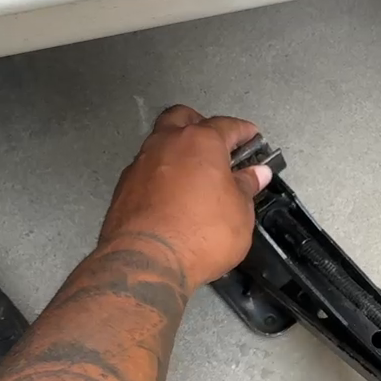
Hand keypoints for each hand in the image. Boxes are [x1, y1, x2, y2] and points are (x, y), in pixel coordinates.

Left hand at [98, 105, 272, 286]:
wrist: (149, 261)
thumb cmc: (195, 234)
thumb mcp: (240, 212)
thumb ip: (247, 187)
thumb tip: (255, 175)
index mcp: (201, 142)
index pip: (227, 125)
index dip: (243, 131)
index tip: (251, 137)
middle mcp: (168, 144)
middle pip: (184, 118)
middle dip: (202, 125)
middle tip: (218, 143)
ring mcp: (142, 164)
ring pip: (161, 142)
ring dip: (179, 150)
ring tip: (197, 172)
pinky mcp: (125, 187)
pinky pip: (147, 170)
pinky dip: (163, 175)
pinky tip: (174, 194)